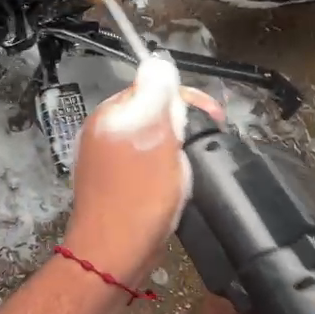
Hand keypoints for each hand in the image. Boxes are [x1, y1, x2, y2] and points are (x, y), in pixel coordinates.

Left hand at [63, 56, 220, 282]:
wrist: (113, 253)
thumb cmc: (139, 196)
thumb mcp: (156, 136)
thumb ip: (156, 94)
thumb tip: (157, 60)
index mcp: (110, 115)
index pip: (152, 88)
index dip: (185, 99)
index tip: (212, 117)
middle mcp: (102, 133)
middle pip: (152, 114)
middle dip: (182, 126)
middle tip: (203, 146)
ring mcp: (104, 161)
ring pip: (151, 141)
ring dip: (175, 151)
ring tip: (188, 170)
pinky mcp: (112, 185)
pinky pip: (144, 165)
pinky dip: (163, 171)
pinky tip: (173, 187)